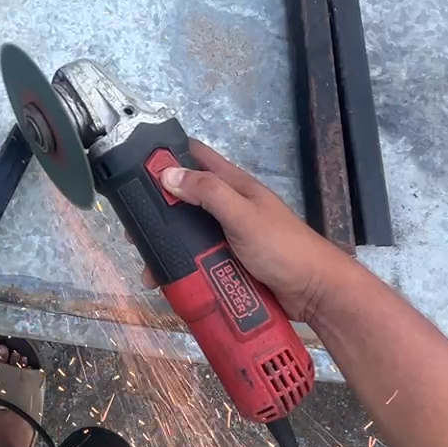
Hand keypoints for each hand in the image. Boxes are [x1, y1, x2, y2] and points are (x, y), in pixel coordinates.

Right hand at [156, 139, 362, 323]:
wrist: (315, 293)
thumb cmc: (283, 247)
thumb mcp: (243, 215)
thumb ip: (208, 193)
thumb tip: (168, 175)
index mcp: (233, 185)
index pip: (196, 155)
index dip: (168, 153)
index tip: (137, 163)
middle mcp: (227, 206)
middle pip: (183, 198)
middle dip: (158, 208)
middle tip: (132, 226)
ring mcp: (227, 235)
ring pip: (186, 233)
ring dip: (165, 244)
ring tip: (146, 263)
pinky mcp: (227, 261)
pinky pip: (196, 259)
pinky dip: (179, 267)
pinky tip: (165, 279)